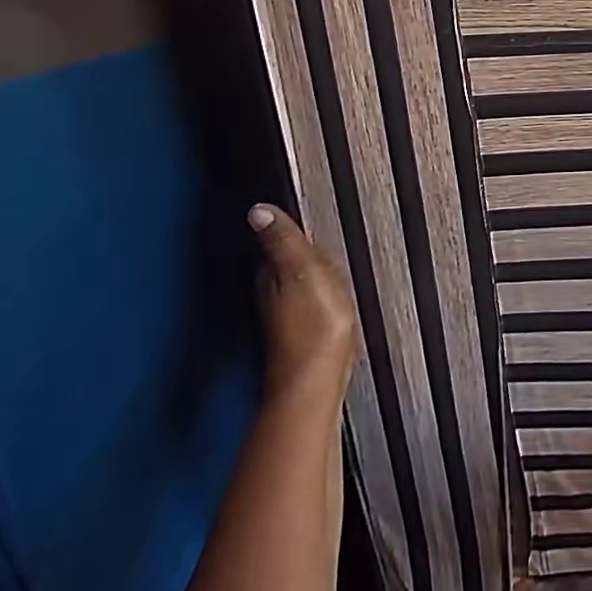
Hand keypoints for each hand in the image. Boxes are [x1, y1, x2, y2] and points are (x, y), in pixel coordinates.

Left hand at [248, 204, 357, 393]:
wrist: (316, 380)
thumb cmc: (313, 327)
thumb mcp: (304, 270)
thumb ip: (284, 239)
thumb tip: (258, 209)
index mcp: (270, 272)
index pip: (283, 238)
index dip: (301, 231)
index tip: (315, 223)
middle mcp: (271, 292)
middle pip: (290, 261)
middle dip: (308, 254)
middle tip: (327, 250)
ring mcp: (285, 315)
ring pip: (299, 284)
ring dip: (315, 278)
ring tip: (333, 275)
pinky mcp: (300, 334)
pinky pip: (310, 305)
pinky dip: (320, 300)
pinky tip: (332, 305)